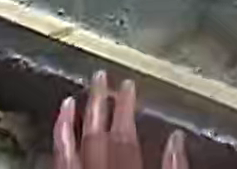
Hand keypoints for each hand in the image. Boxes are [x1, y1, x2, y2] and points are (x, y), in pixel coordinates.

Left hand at [54, 71, 187, 168]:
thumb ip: (173, 168)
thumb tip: (177, 139)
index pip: (123, 137)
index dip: (125, 108)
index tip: (128, 84)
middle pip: (95, 139)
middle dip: (97, 105)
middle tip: (99, 76)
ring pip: (68, 155)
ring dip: (67, 126)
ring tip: (67, 101)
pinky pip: (59, 167)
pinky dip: (59, 147)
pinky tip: (59, 137)